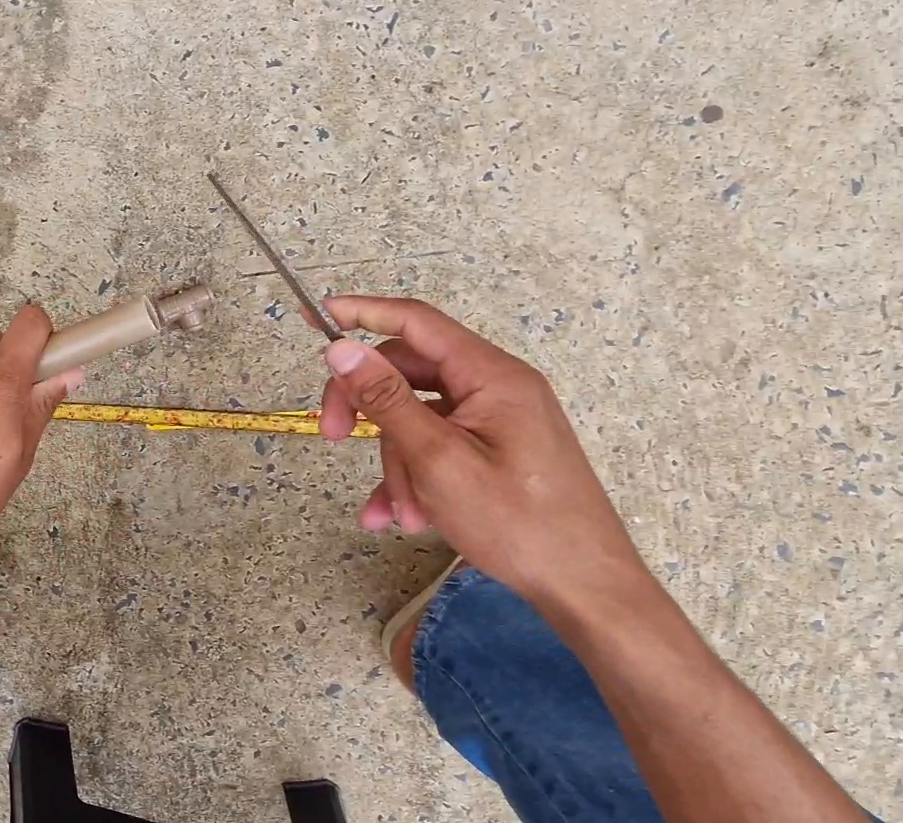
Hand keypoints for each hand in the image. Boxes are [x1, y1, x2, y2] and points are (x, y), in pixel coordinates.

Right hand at [311, 296, 649, 606]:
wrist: (588, 592)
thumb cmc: (518, 523)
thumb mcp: (437, 458)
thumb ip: (385, 398)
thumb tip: (340, 348)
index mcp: (491, 375)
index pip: (415, 321)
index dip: (361, 312)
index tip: (315, 314)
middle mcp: (495, 387)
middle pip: (407, 373)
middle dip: (367, 408)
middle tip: (331, 434)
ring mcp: (495, 419)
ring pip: (415, 415)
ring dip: (395, 461)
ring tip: (400, 510)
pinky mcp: (493, 449)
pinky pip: (435, 444)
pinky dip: (411, 475)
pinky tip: (397, 515)